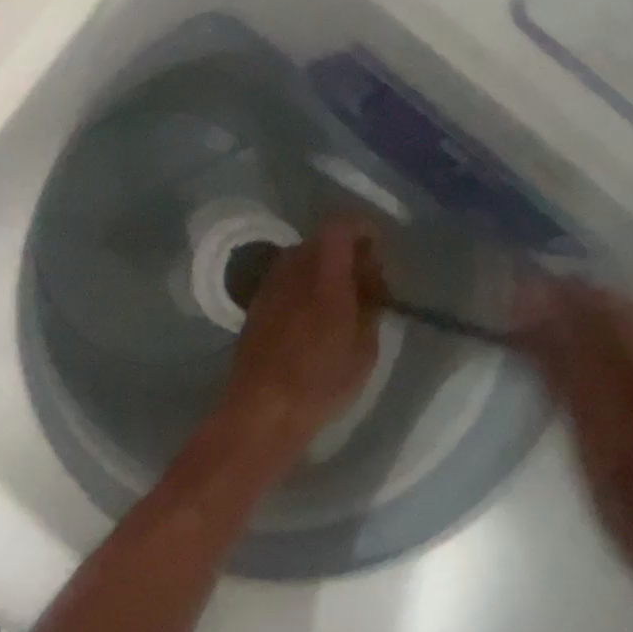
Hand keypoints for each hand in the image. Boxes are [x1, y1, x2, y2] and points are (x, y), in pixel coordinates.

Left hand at [220, 215, 382, 447]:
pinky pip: (285, 280)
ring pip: (301, 260)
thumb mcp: (365, 348)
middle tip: (367, 286)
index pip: (339, 225)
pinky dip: (303, 286)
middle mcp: (291, 269)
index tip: (377, 253)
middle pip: (320, 242)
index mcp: (323, 274)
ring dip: (323, 271)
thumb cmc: (321, 381)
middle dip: (346, 254)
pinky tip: (314, 319)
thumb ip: (368, 306)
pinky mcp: (255, 304)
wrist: (262, 406)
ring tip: (342, 305)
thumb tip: (367, 284)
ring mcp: (268, 285)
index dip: (361, 230)